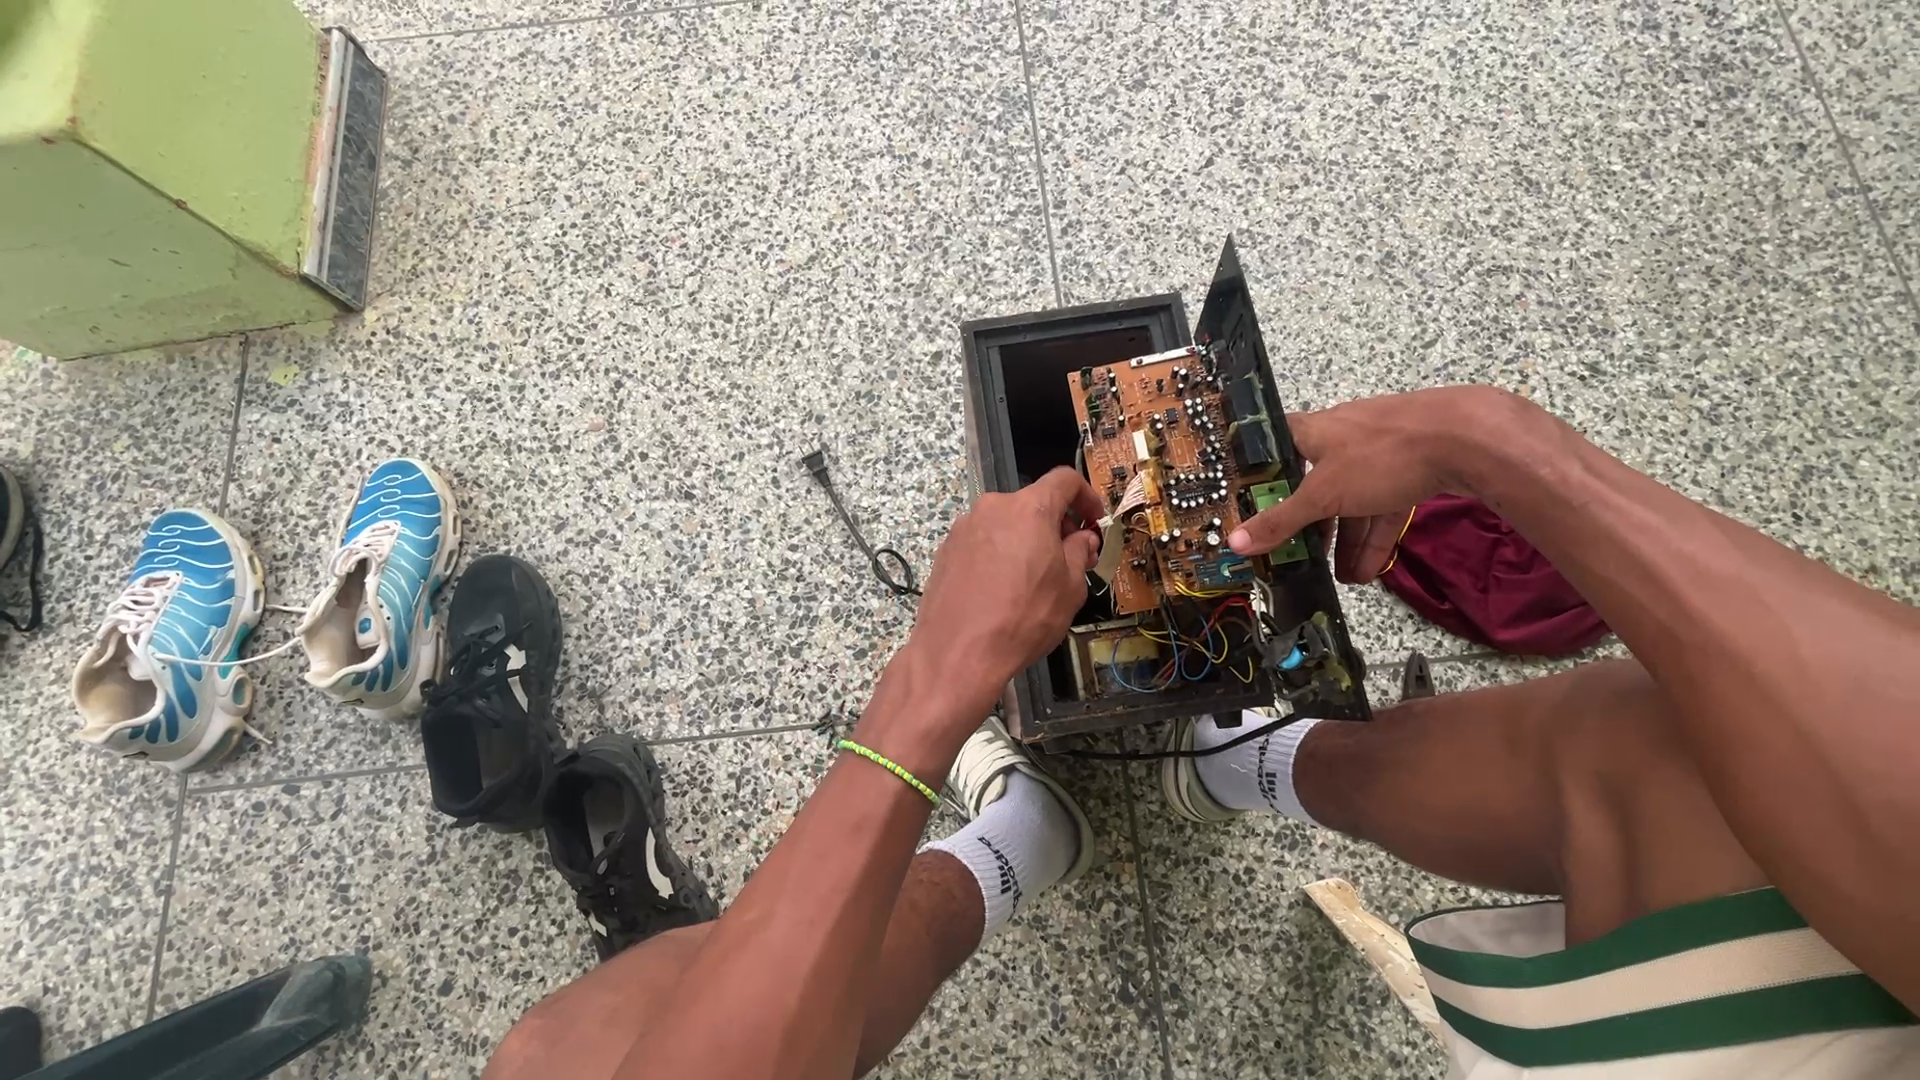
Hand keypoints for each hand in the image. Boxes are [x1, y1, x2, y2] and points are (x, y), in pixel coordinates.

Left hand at [908, 467, 1103, 713]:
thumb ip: (1080, 554)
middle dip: (1055, 525)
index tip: (1093, 521)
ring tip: (1035, 579)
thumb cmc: (1022, 618)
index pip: (1064, 480)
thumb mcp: (1069, 588)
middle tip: (1070, 559)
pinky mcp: (946, 550)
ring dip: (1026, 541)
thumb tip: (1082, 540)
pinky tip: (1003, 589)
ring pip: (1006, 524)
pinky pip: (983, 542)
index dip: (1086, 496)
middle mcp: (993, 508)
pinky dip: (999, 555)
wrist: (957, 652)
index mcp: (1029, 508)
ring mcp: (964, 528)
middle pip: (1032, 504)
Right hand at [1228, 386, 1535, 582]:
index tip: (1250, 504)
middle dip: (1309, 524)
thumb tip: (1234, 543)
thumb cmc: (1381, 455)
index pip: (1274, 447)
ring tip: (1342, 578)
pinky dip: (1375, 536)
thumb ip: (1280, 521)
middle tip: (1298, 553)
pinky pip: (1383, 506)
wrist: (1470, 438)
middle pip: (1314, 483)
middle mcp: (1342, 437)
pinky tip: (1371, 570)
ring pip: (1352, 500)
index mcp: (1312, 432)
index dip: (1259, 473)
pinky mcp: (1412, 467)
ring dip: (1346, 540)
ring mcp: (1380, 451)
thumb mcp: (1323, 494)